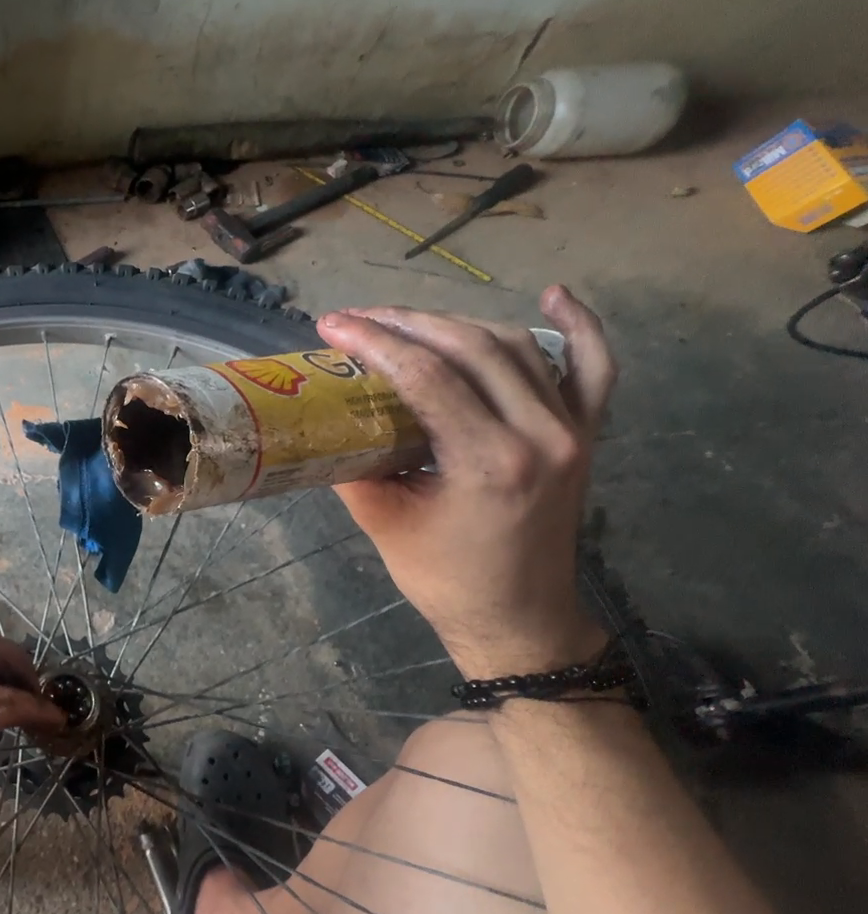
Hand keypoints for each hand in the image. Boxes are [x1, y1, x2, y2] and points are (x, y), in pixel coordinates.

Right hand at [315, 286, 616, 678]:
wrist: (519, 618)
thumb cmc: (444, 579)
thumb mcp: (381, 521)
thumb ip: (353, 465)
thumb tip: (322, 418)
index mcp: (491, 459)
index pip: (428, 376)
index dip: (375, 343)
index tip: (331, 327)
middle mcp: (543, 432)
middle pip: (472, 348)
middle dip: (406, 324)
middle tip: (355, 319)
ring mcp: (574, 428)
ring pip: (516, 346)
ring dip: (454, 323)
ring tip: (402, 320)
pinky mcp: (586, 433)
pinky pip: (591, 367)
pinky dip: (577, 326)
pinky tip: (552, 295)